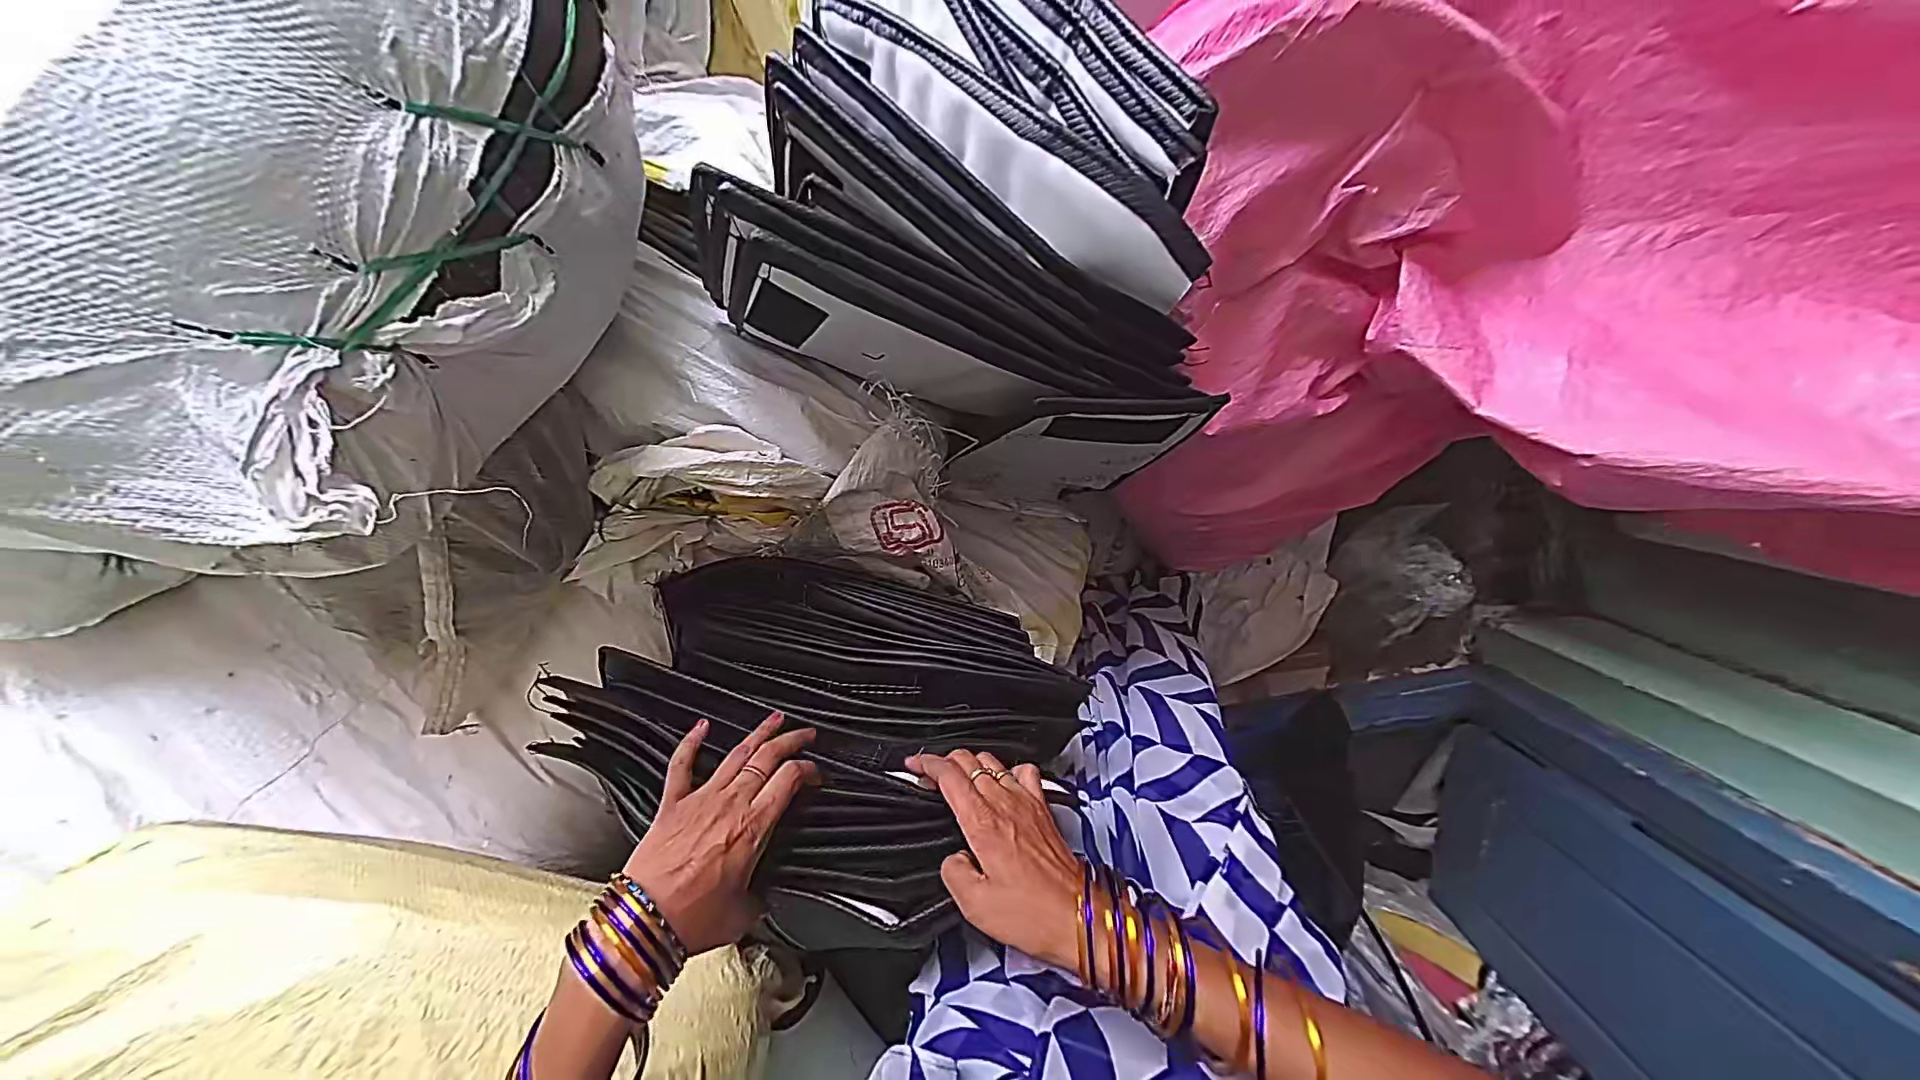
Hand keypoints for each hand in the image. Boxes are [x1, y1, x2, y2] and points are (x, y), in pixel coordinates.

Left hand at [623, 712, 819, 954]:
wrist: (643, 923)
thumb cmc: (691, 920)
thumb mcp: (744, 911)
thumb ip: (758, 895)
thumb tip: (759, 895)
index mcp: (754, 826)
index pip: (790, 779)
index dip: (809, 769)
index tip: (815, 773)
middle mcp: (730, 805)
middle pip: (769, 757)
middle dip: (792, 740)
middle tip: (805, 734)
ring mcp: (700, 800)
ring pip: (737, 753)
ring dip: (759, 732)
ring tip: (774, 719)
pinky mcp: (672, 805)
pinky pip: (682, 764)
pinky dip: (692, 742)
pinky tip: (701, 727)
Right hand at [906, 749, 1082, 971]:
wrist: (1077, 916)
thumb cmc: (1034, 913)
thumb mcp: (974, 904)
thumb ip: (952, 872)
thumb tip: (953, 859)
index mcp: (983, 823)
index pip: (949, 774)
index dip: (926, 764)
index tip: (914, 765)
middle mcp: (1006, 805)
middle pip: (968, 760)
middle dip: (943, 761)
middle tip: (930, 774)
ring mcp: (1027, 803)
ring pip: (993, 762)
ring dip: (971, 763)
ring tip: (960, 777)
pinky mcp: (1043, 809)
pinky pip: (1023, 772)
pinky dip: (1007, 771)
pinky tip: (1003, 783)